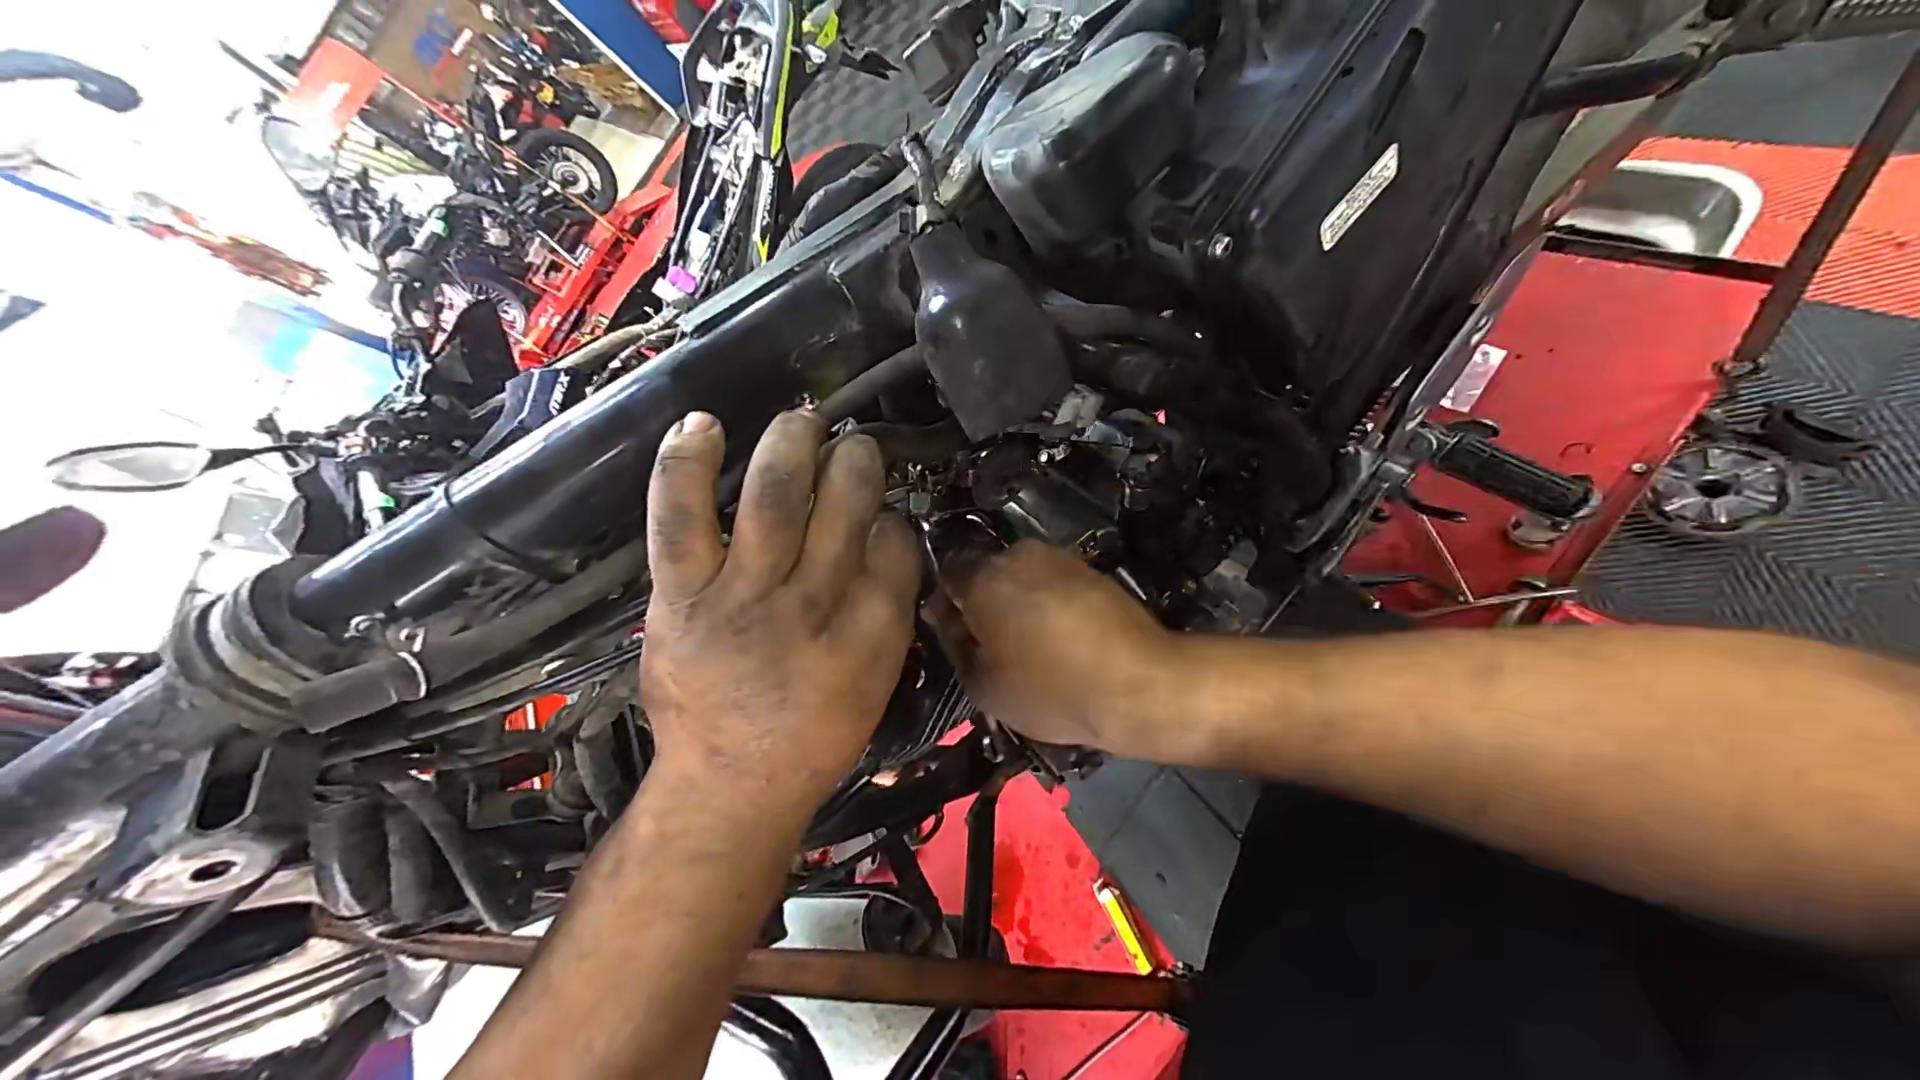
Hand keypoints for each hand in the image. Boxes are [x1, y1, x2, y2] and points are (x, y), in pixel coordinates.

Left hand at [640, 409, 920, 805]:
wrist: (726, 784)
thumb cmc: (811, 738)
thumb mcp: (876, 686)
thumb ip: (889, 610)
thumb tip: (886, 534)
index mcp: (867, 638)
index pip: (894, 549)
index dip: (893, 518)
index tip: (885, 511)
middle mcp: (809, 610)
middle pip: (844, 512)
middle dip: (856, 464)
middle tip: (855, 446)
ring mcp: (739, 600)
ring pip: (774, 500)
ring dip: (793, 446)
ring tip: (805, 419)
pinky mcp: (680, 598)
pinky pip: (680, 519)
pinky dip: (688, 466)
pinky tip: (703, 425)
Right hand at [938, 540, 1194, 762]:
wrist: (1140, 684)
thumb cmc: (1052, 690)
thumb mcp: (985, 687)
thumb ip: (956, 647)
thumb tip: (951, 623)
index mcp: (984, 578)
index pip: (947, 576)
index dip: (945, 605)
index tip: (953, 633)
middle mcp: (1018, 555)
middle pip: (986, 573)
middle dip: (981, 601)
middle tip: (989, 642)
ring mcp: (1058, 558)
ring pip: (1021, 576)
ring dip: (1015, 600)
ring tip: (1027, 642)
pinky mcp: (1090, 569)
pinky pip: (1051, 582)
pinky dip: (1046, 602)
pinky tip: (1057, 636)